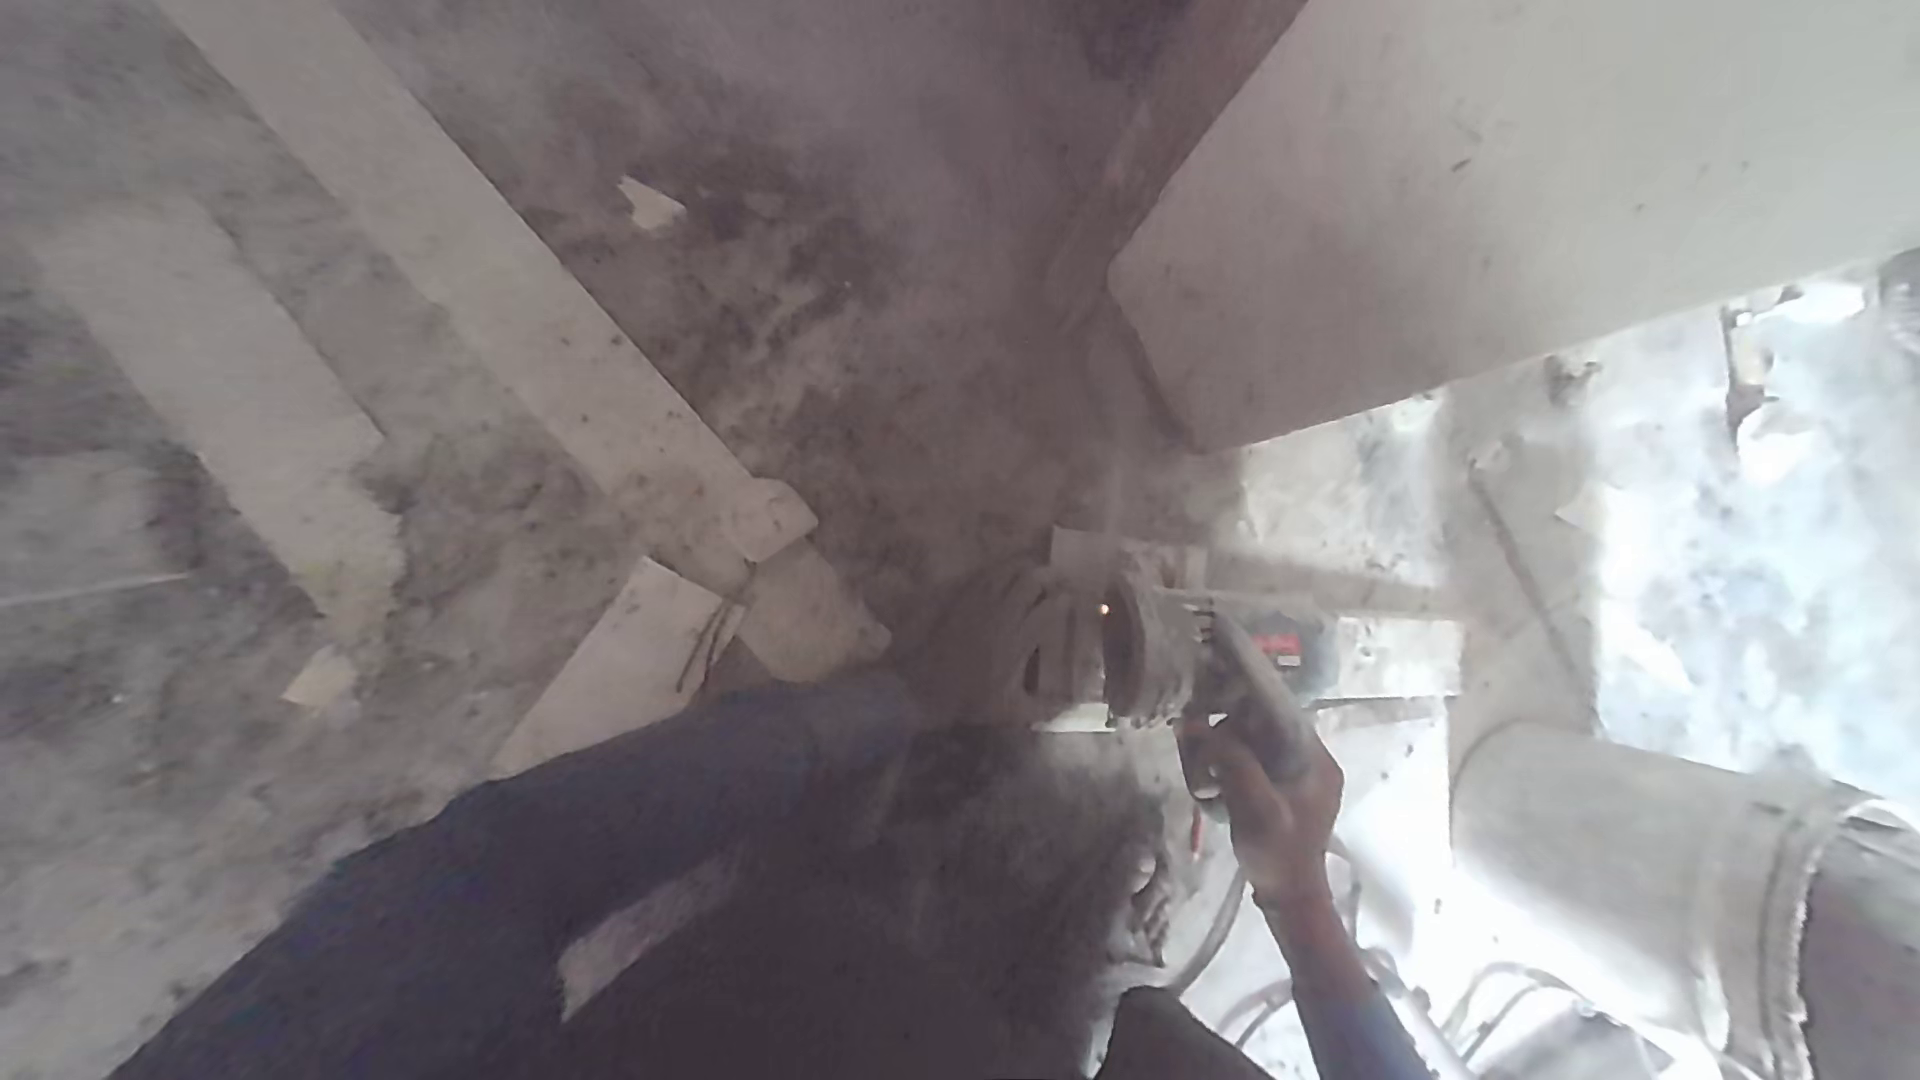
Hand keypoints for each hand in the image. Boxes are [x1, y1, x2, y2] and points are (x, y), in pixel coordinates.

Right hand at [1202, 718, 1343, 910]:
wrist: (1290, 899)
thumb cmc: (1277, 852)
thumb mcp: (1254, 805)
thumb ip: (1231, 760)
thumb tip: (1194, 723)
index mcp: (1315, 760)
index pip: (1280, 711)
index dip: (1245, 699)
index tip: (1211, 698)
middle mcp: (1311, 760)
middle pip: (1264, 724)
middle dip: (1229, 726)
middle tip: (1197, 734)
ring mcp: (1297, 775)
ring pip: (1255, 741)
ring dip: (1226, 744)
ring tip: (1200, 756)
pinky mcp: (1283, 788)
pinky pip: (1253, 759)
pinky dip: (1230, 759)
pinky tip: (1211, 771)